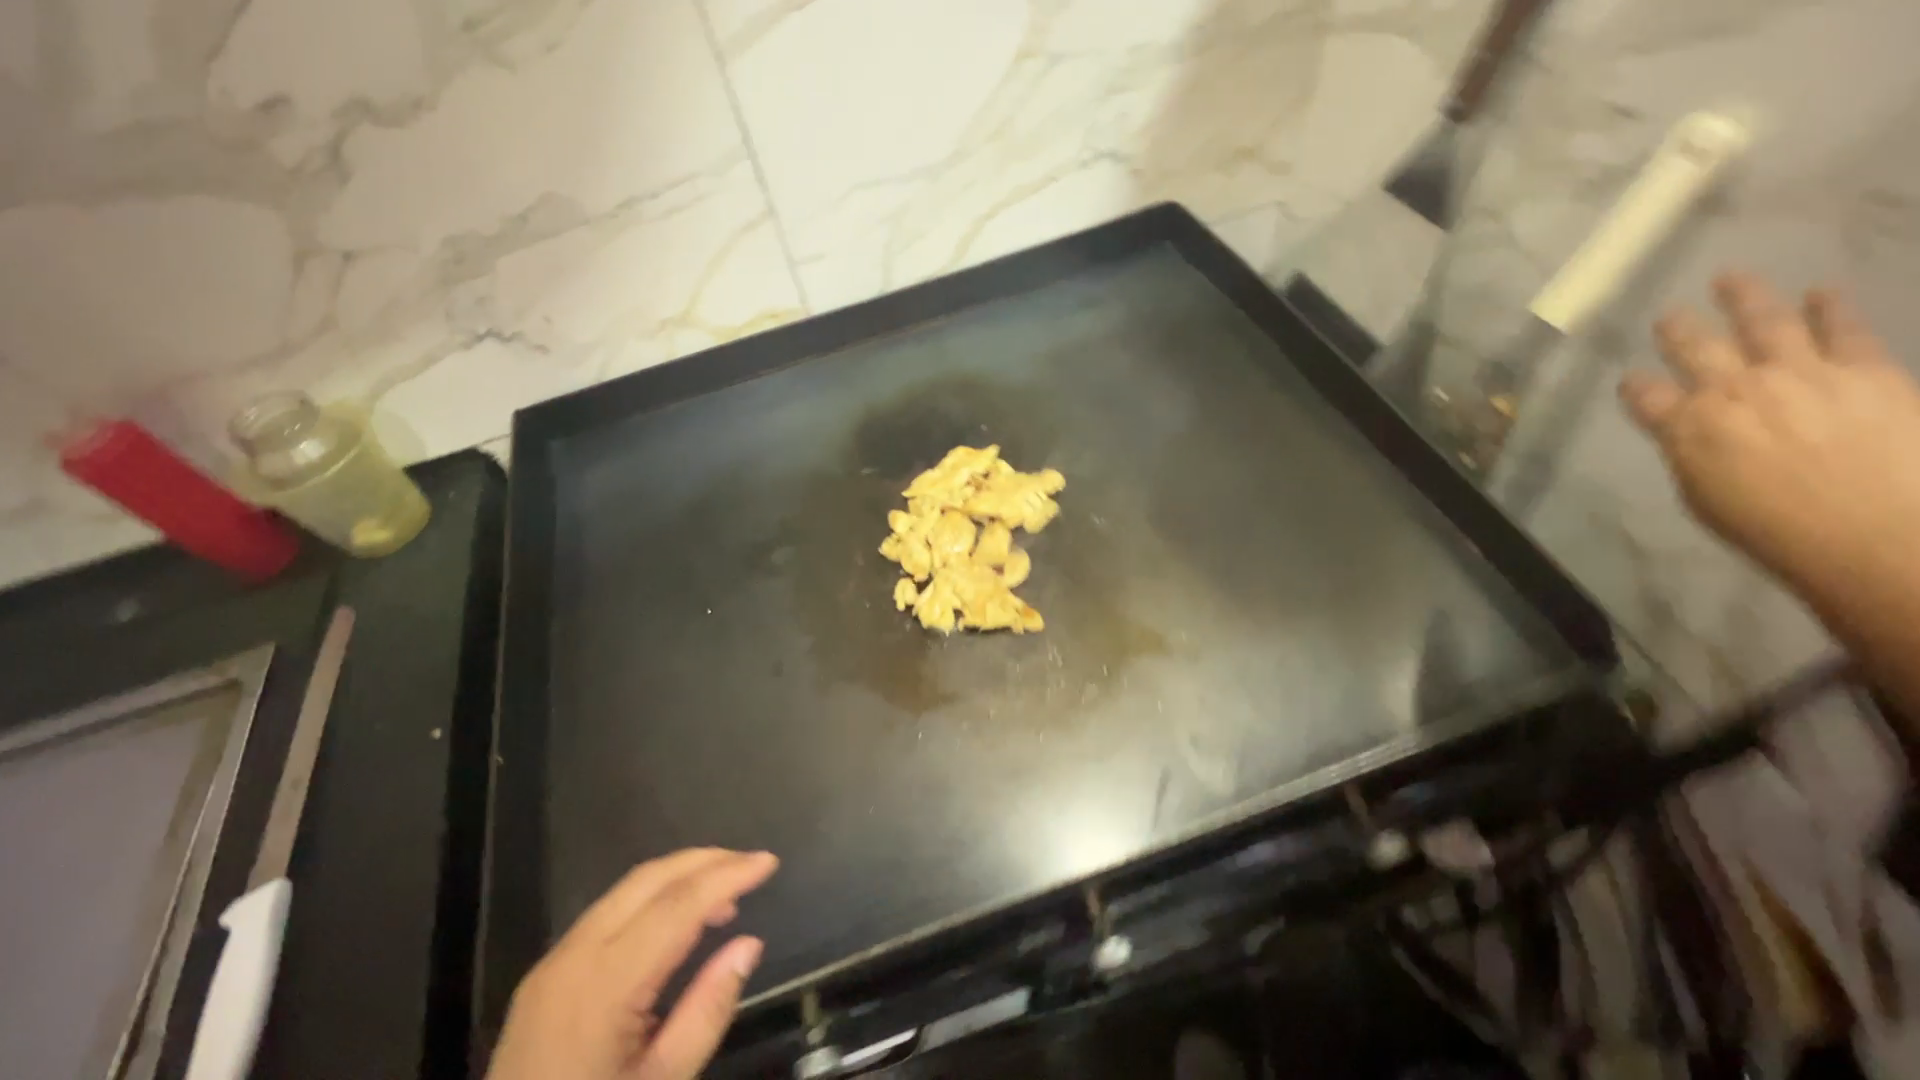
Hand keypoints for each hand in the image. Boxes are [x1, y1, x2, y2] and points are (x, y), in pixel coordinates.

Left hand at [486, 849, 778, 1079]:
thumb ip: (708, 1010)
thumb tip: (748, 944)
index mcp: (606, 986)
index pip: (677, 906)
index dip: (727, 876)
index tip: (768, 862)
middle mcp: (575, 956)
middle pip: (648, 880)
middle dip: (704, 861)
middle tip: (752, 863)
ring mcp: (554, 961)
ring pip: (624, 890)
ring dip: (678, 877)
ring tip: (726, 891)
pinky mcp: (545, 972)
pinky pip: (606, 912)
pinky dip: (650, 899)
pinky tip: (678, 919)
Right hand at [1620, 273, 1919, 604]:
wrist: (1879, 531)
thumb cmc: (1778, 532)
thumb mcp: (1708, 503)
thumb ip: (1695, 459)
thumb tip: (1694, 437)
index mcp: (1688, 429)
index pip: (1646, 398)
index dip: (1635, 388)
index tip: (1630, 380)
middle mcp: (1734, 390)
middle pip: (1696, 349)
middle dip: (1678, 330)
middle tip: (1669, 313)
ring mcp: (1801, 374)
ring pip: (1764, 322)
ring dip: (1745, 297)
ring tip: (1731, 278)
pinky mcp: (1865, 369)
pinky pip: (1844, 329)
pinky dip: (1830, 307)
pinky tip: (1823, 292)